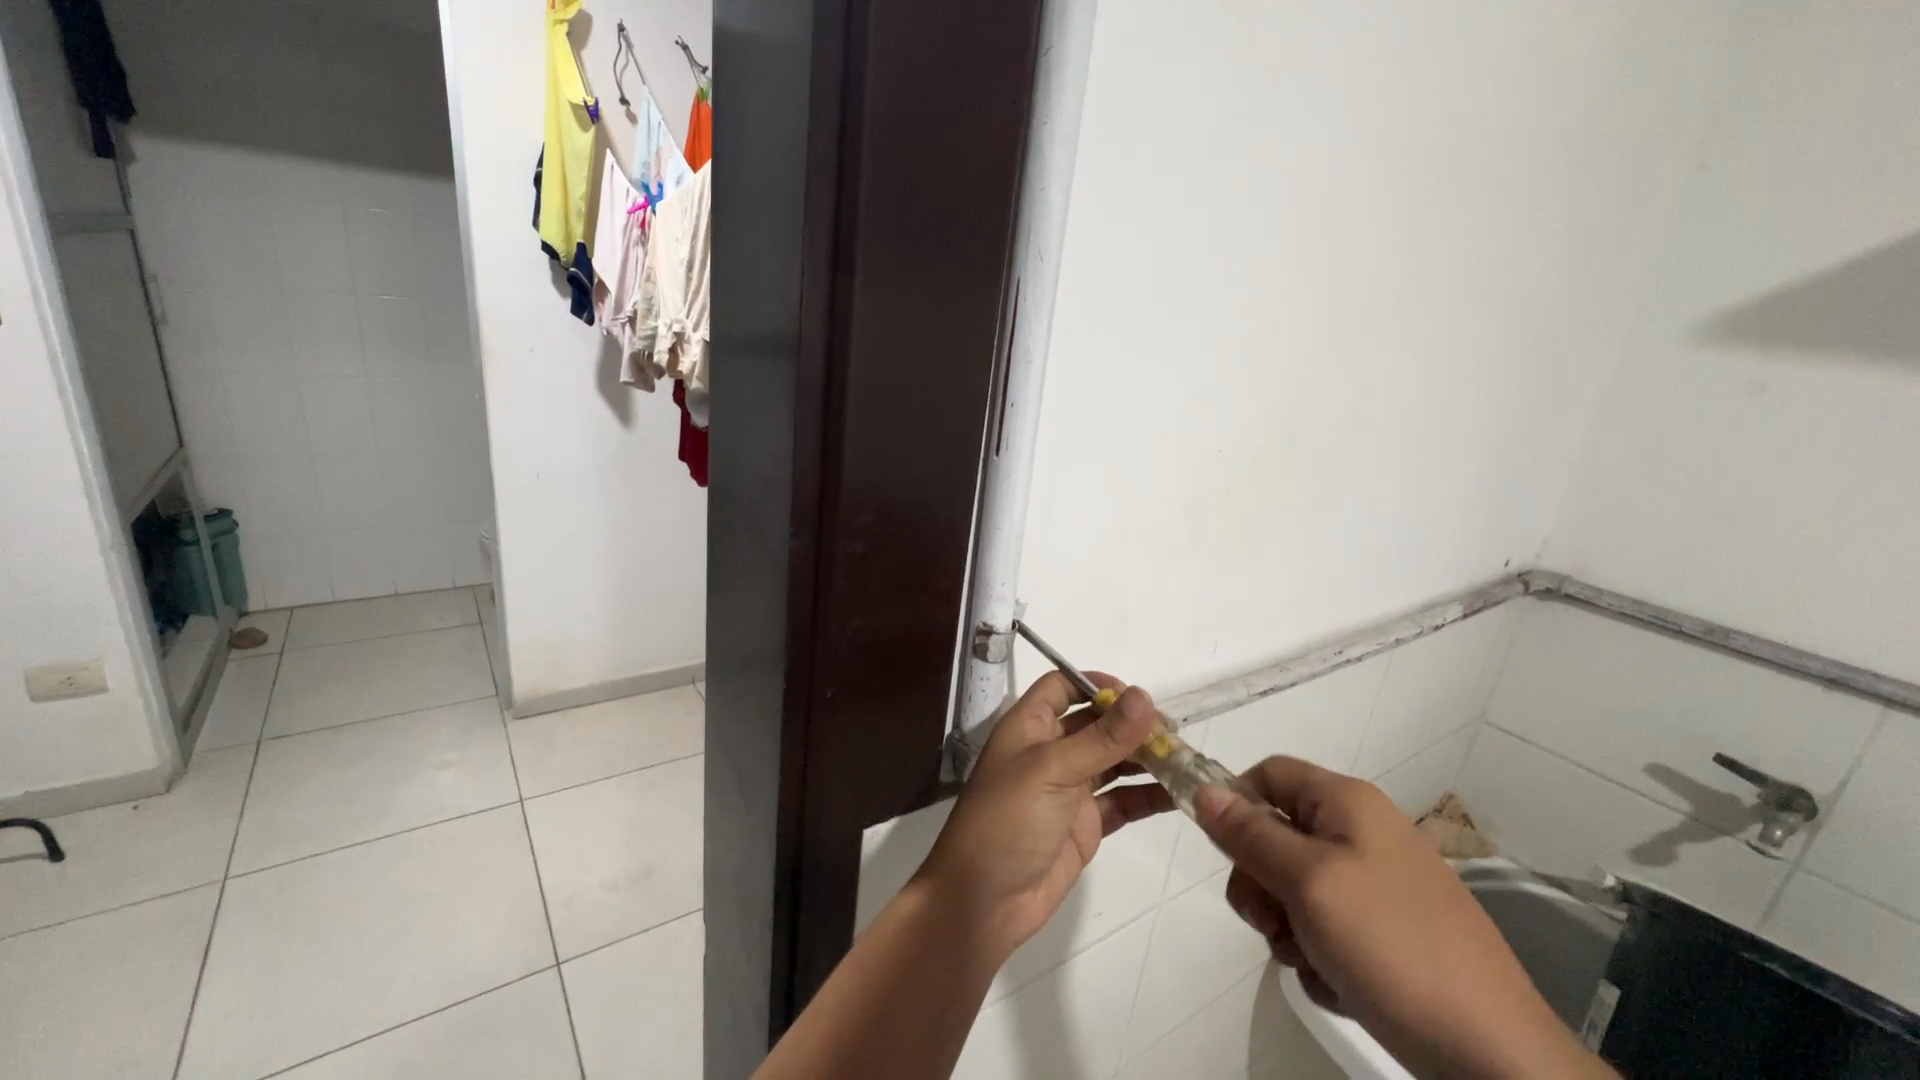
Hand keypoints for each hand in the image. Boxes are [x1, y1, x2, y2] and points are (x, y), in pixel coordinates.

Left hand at [914, 672, 1174, 959]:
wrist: (983, 901)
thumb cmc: (1007, 821)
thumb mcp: (1052, 771)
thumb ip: (1102, 738)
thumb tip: (1144, 697)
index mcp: (1029, 728)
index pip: (1061, 687)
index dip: (1096, 685)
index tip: (1138, 697)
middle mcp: (1049, 753)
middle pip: (1096, 724)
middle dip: (1133, 725)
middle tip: (1176, 734)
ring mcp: (1068, 790)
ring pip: (1114, 762)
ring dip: (1146, 760)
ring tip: (1187, 761)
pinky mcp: (1085, 825)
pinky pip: (1122, 801)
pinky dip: (1148, 796)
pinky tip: (1180, 794)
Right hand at [1194, 757, 1612, 1079]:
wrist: (1487, 1046)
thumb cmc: (1390, 944)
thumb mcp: (1308, 881)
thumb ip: (1250, 834)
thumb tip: (1203, 788)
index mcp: (1347, 803)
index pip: (1268, 774)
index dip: (1235, 803)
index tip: (1221, 852)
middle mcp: (1359, 834)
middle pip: (1273, 837)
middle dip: (1260, 884)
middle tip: (1274, 920)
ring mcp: (1373, 885)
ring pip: (1291, 890)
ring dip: (1286, 928)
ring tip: (1315, 959)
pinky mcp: (1381, 931)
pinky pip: (1320, 929)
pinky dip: (1317, 955)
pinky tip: (1339, 980)